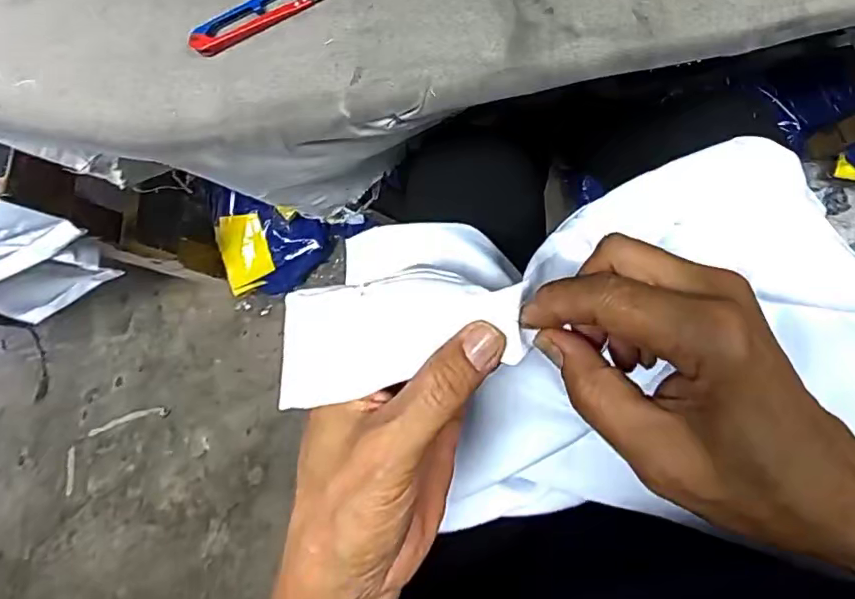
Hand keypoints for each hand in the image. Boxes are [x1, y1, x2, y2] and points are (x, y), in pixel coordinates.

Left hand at [273, 321, 504, 598]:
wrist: (359, 584)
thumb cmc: (340, 524)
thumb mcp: (390, 448)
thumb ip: (437, 389)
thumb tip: (482, 336)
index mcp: (351, 375)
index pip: (397, 318)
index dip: (439, 296)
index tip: (481, 285)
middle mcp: (382, 378)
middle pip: (430, 329)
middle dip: (466, 311)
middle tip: (507, 294)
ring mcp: (415, 397)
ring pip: (453, 351)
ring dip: (482, 335)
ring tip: (515, 311)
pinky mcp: (441, 415)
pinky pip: (470, 377)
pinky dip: (491, 362)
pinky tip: (508, 345)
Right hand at [522, 235, 854, 598]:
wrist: (822, 481)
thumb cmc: (746, 481)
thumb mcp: (655, 452)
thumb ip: (593, 388)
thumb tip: (552, 337)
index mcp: (705, 327)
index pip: (609, 291)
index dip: (556, 304)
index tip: (523, 326)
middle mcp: (718, 286)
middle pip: (622, 251)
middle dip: (582, 290)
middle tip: (572, 348)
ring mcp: (727, 283)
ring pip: (639, 259)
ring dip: (608, 297)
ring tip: (615, 362)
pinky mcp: (728, 293)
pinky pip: (661, 276)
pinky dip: (633, 301)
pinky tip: (640, 353)